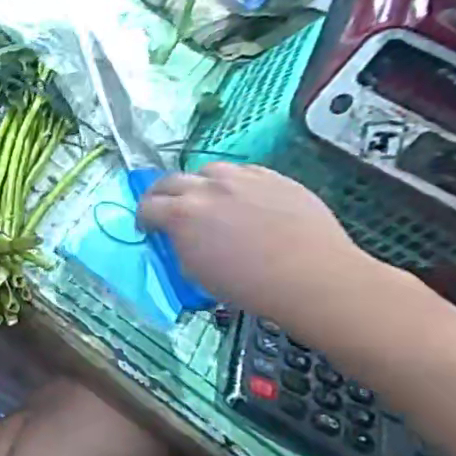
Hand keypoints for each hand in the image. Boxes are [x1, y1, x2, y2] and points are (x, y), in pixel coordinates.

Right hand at [136, 163, 382, 322]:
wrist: (312, 276)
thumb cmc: (247, 285)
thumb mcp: (194, 270)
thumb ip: (179, 244)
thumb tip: (178, 235)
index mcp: (181, 214)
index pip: (147, 206)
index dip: (143, 218)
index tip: (149, 230)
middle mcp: (207, 188)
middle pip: (171, 181)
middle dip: (163, 196)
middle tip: (167, 210)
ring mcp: (242, 178)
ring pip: (207, 171)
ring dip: (199, 184)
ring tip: (207, 200)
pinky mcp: (274, 177)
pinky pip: (243, 172)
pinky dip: (233, 183)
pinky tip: (241, 199)